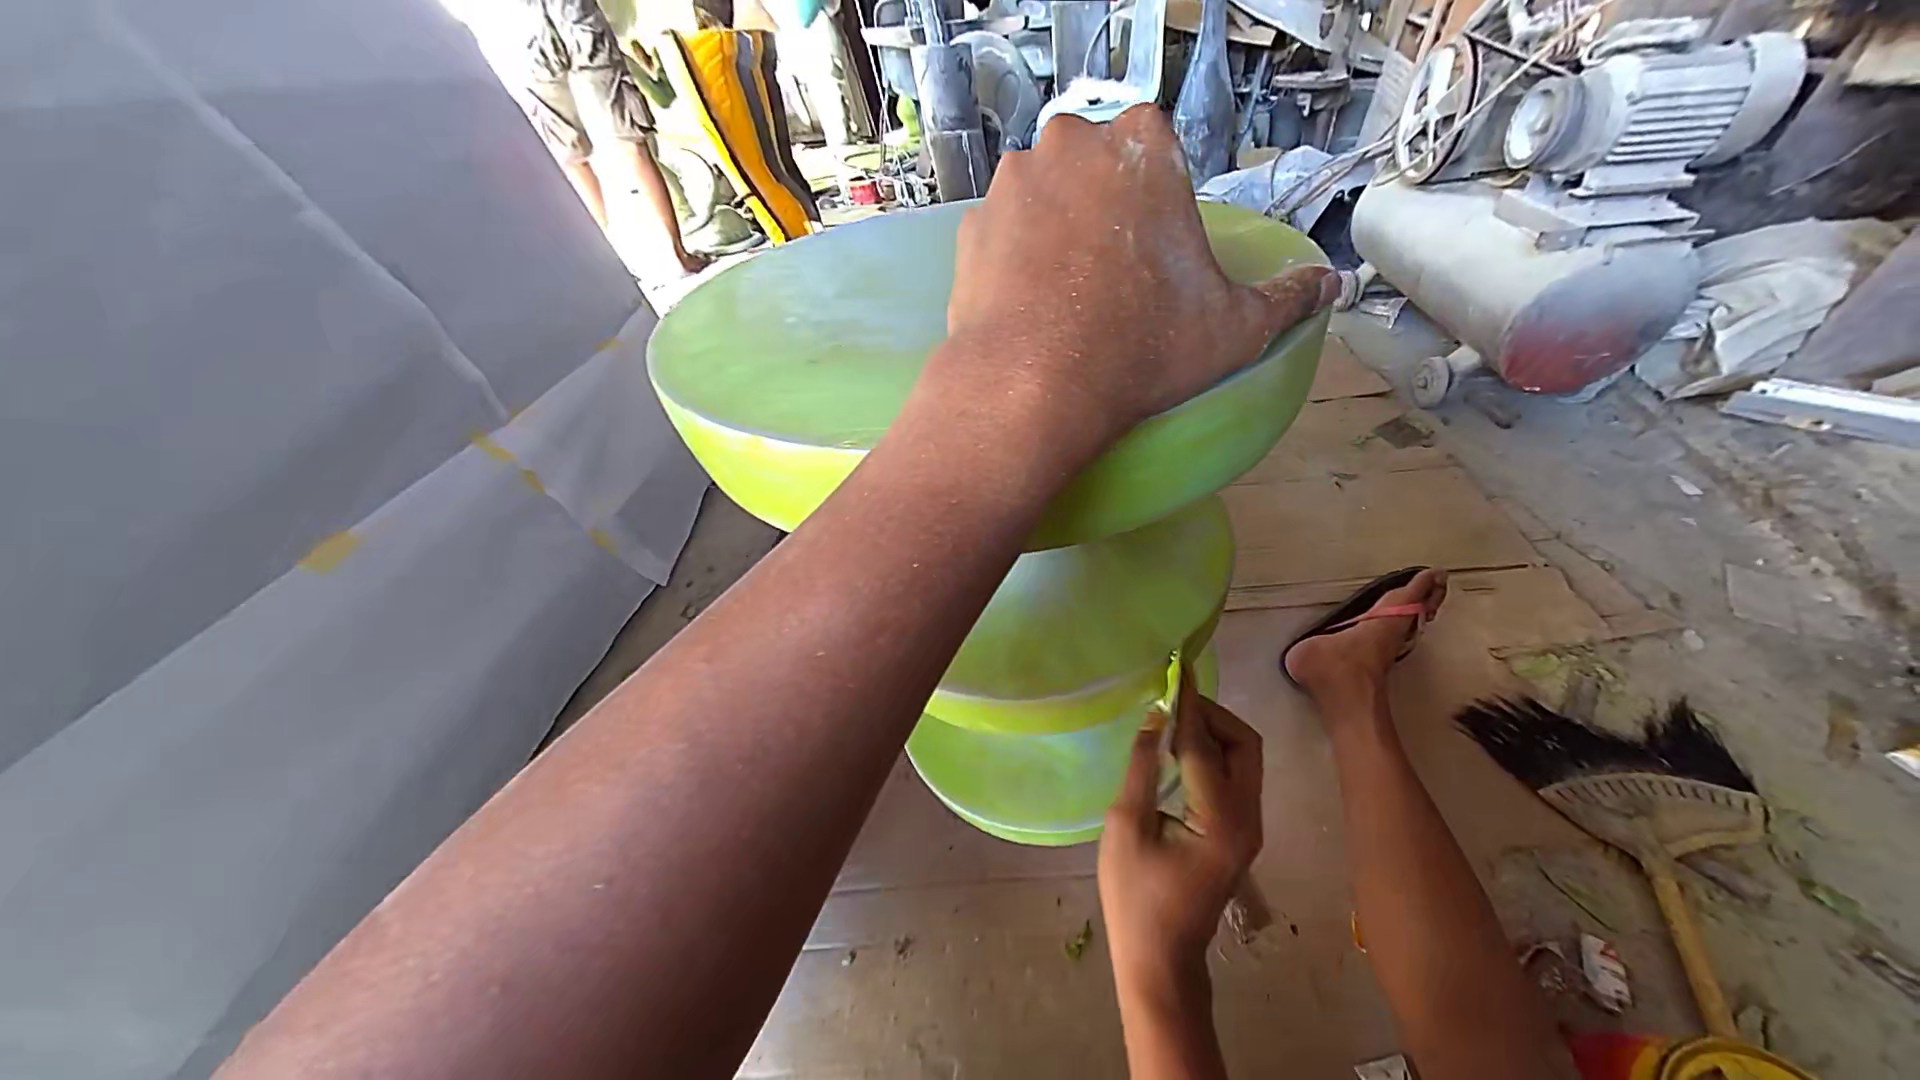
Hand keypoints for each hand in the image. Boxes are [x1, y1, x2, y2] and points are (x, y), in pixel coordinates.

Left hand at [924, 104, 1337, 464]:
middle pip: (1094, 171)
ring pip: (1043, 202)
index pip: (1156, 154)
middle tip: (1109, 280)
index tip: (1151, 253)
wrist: (1033, 387)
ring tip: (1065, 300)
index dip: (1155, 204)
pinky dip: (1012, 263)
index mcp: (1142, 144)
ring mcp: (1011, 185)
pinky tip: (1027, 307)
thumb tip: (1326, 287)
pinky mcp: (969, 230)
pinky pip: (1000, 238)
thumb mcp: (1232, 329)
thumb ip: (1285, 298)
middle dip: (1102, 213)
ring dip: (1054, 236)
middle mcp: (1070, 145)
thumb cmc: (1139, 349)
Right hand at [1099, 673, 1263, 985]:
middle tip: (1173, 702)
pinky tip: (1183, 752)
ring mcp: (1249, 828)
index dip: (1188, 701)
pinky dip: (1215, 754)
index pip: (1205, 743)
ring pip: (1246, 758)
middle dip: (1212, 714)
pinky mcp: (1241, 834)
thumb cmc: (1135, 895)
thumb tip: (1155, 716)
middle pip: (1245, 744)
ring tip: (1173, 722)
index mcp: (1219, 818)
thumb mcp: (1126, 825)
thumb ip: (1143, 766)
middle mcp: (1247, 818)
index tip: (1177, 666)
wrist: (1161, 958)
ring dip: (1215, 732)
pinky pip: (1237, 777)